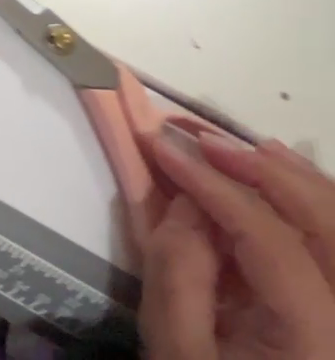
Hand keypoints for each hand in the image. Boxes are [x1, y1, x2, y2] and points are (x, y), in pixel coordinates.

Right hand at [140, 127, 334, 359]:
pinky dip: (318, 203)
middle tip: (198, 135)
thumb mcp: (176, 345)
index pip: (270, 239)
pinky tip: (281, 174)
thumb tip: (182, 203)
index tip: (157, 143)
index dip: (212, 184)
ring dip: (296, 178)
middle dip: (264, 170)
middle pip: (331, 227)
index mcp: (320, 338)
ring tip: (235, 144)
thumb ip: (178, 273)